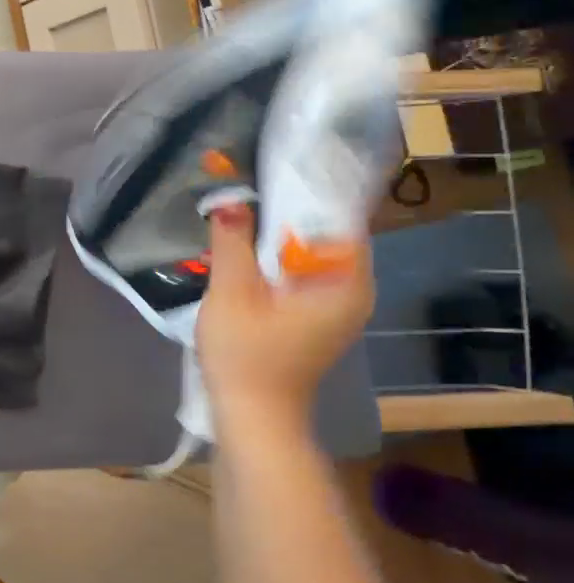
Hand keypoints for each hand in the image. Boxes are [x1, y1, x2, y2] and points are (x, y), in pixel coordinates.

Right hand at [197, 204, 374, 421]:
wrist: (254, 410)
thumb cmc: (246, 351)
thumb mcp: (232, 290)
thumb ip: (233, 241)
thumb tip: (229, 199)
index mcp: (347, 283)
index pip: (342, 222)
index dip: (310, 194)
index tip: (274, 173)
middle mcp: (353, 291)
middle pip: (326, 237)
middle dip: (287, 213)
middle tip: (245, 188)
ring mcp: (336, 307)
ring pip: (311, 256)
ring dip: (278, 236)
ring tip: (238, 214)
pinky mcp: (316, 317)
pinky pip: (302, 274)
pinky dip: (277, 259)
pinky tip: (244, 253)